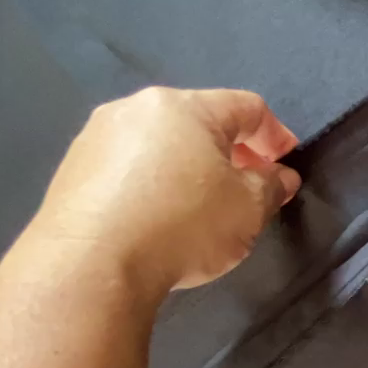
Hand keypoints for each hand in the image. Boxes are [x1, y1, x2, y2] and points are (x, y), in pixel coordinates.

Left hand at [23, 86, 302, 297]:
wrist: (95, 259)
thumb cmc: (186, 224)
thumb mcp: (249, 209)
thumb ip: (272, 186)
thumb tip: (280, 175)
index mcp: (185, 108)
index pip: (247, 107)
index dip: (277, 135)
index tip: (288, 166)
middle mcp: (138, 107)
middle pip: (203, 120)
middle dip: (235, 150)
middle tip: (252, 187)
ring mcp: (100, 133)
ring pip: (166, 141)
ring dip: (197, 165)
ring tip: (208, 204)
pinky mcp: (78, 163)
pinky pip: (135, 162)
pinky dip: (162, 180)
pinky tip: (167, 214)